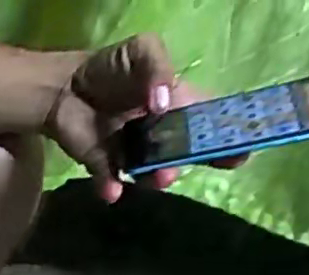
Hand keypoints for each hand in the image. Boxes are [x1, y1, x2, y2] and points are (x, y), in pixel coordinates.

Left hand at [43, 33, 247, 201]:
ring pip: (149, 172)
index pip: (207, 121)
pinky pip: (110, 180)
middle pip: (182, 153)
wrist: (66, 87)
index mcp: (177, 104)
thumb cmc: (113, 67)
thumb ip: (157, 69)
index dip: (226, 136)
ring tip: (160, 178)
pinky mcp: (102, 165)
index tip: (243, 152)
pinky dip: (111, 187)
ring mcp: (131, 152)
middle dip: (193, 163)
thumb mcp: (143, 51)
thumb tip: (163, 102)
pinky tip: (113, 190)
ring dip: (156, 178)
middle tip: (197, 163)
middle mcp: (158, 135)